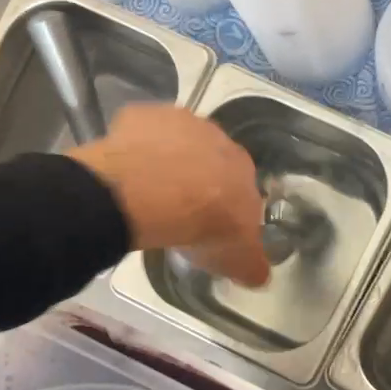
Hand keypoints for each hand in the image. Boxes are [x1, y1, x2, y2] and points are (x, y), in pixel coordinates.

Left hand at [68, 105, 269, 285]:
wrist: (150, 195)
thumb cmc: (203, 227)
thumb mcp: (239, 260)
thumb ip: (253, 264)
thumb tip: (259, 274)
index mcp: (246, 170)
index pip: (243, 189)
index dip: (228, 208)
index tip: (214, 227)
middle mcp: (218, 138)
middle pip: (212, 162)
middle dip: (201, 182)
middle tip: (183, 211)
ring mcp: (178, 122)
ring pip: (178, 144)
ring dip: (170, 163)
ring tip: (152, 193)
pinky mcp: (143, 116)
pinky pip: (144, 134)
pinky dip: (140, 149)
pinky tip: (131, 173)